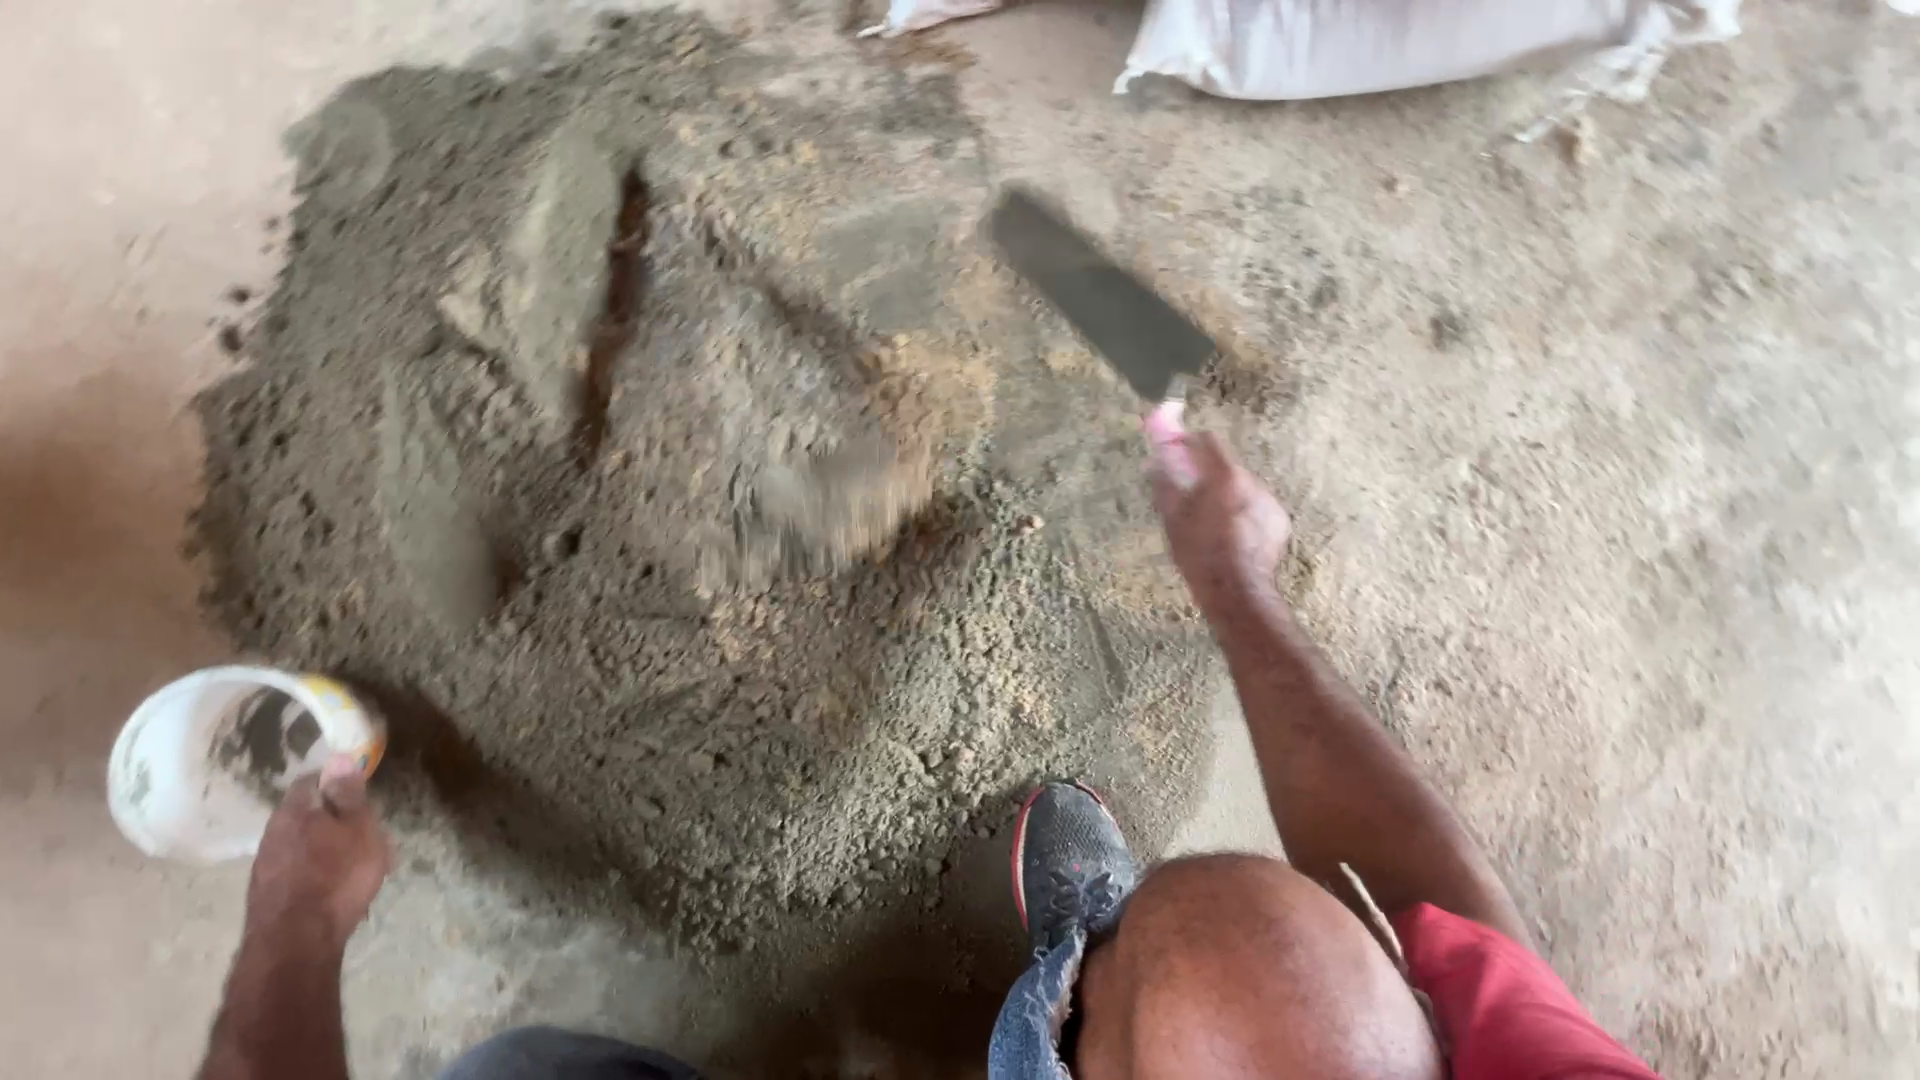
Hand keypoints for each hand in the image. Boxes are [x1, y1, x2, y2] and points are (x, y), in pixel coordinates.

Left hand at [245, 756, 390, 953]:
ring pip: (300, 843)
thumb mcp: (358, 827)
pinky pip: (296, 869)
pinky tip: (335, 882)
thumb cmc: (338, 874)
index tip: (356, 790)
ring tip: (354, 859)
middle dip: (331, 817)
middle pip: (303, 815)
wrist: (297, 941)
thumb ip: (348, 794)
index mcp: (293, 813)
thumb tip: (338, 756)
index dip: (332, 781)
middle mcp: (271, 835)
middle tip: (364, 829)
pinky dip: (317, 868)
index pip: (308, 782)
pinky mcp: (267, 894)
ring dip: (325, 845)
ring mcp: (264, 867)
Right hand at [1147, 431, 1292, 619]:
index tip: (1176, 451)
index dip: (1189, 442)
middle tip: (1190, 497)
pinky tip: (1231, 538)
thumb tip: (1153, 462)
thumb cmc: (1200, 554)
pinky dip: (1243, 515)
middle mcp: (1254, 482)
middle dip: (1207, 476)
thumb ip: (1164, 484)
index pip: (1208, 440)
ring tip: (1210, 523)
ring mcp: (1271, 502)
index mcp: (1226, 476)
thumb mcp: (1173, 519)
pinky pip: (1257, 508)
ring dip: (1226, 496)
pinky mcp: (1281, 522)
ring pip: (1242, 488)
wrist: (1237, 591)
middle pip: (1226, 466)